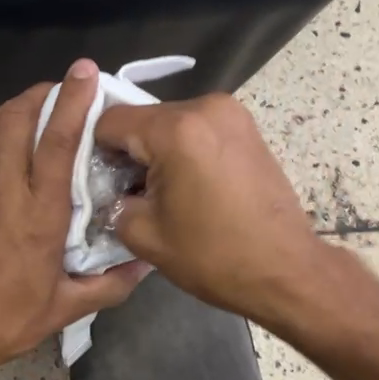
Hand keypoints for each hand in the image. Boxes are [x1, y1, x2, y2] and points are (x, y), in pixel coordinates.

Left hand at [0, 59, 149, 377]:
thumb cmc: (6, 321)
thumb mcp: (66, 309)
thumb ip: (110, 284)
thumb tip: (147, 262)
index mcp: (39, 216)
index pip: (57, 143)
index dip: (72, 102)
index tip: (85, 74)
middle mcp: (3, 193)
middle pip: (17, 122)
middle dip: (40, 95)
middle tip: (60, 91)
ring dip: (10, 108)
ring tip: (31, 106)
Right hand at [95, 93, 333, 326]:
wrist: (285, 270)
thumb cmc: (212, 255)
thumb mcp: (142, 234)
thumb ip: (111, 201)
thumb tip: (107, 191)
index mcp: (175, 131)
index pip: (110, 120)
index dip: (94, 150)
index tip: (96, 181)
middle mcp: (205, 108)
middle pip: (141, 119)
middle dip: (126, 152)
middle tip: (124, 193)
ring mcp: (230, 114)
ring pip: (167, 124)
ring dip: (154, 153)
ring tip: (157, 194)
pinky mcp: (245, 128)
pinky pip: (194, 131)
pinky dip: (180, 153)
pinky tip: (183, 188)